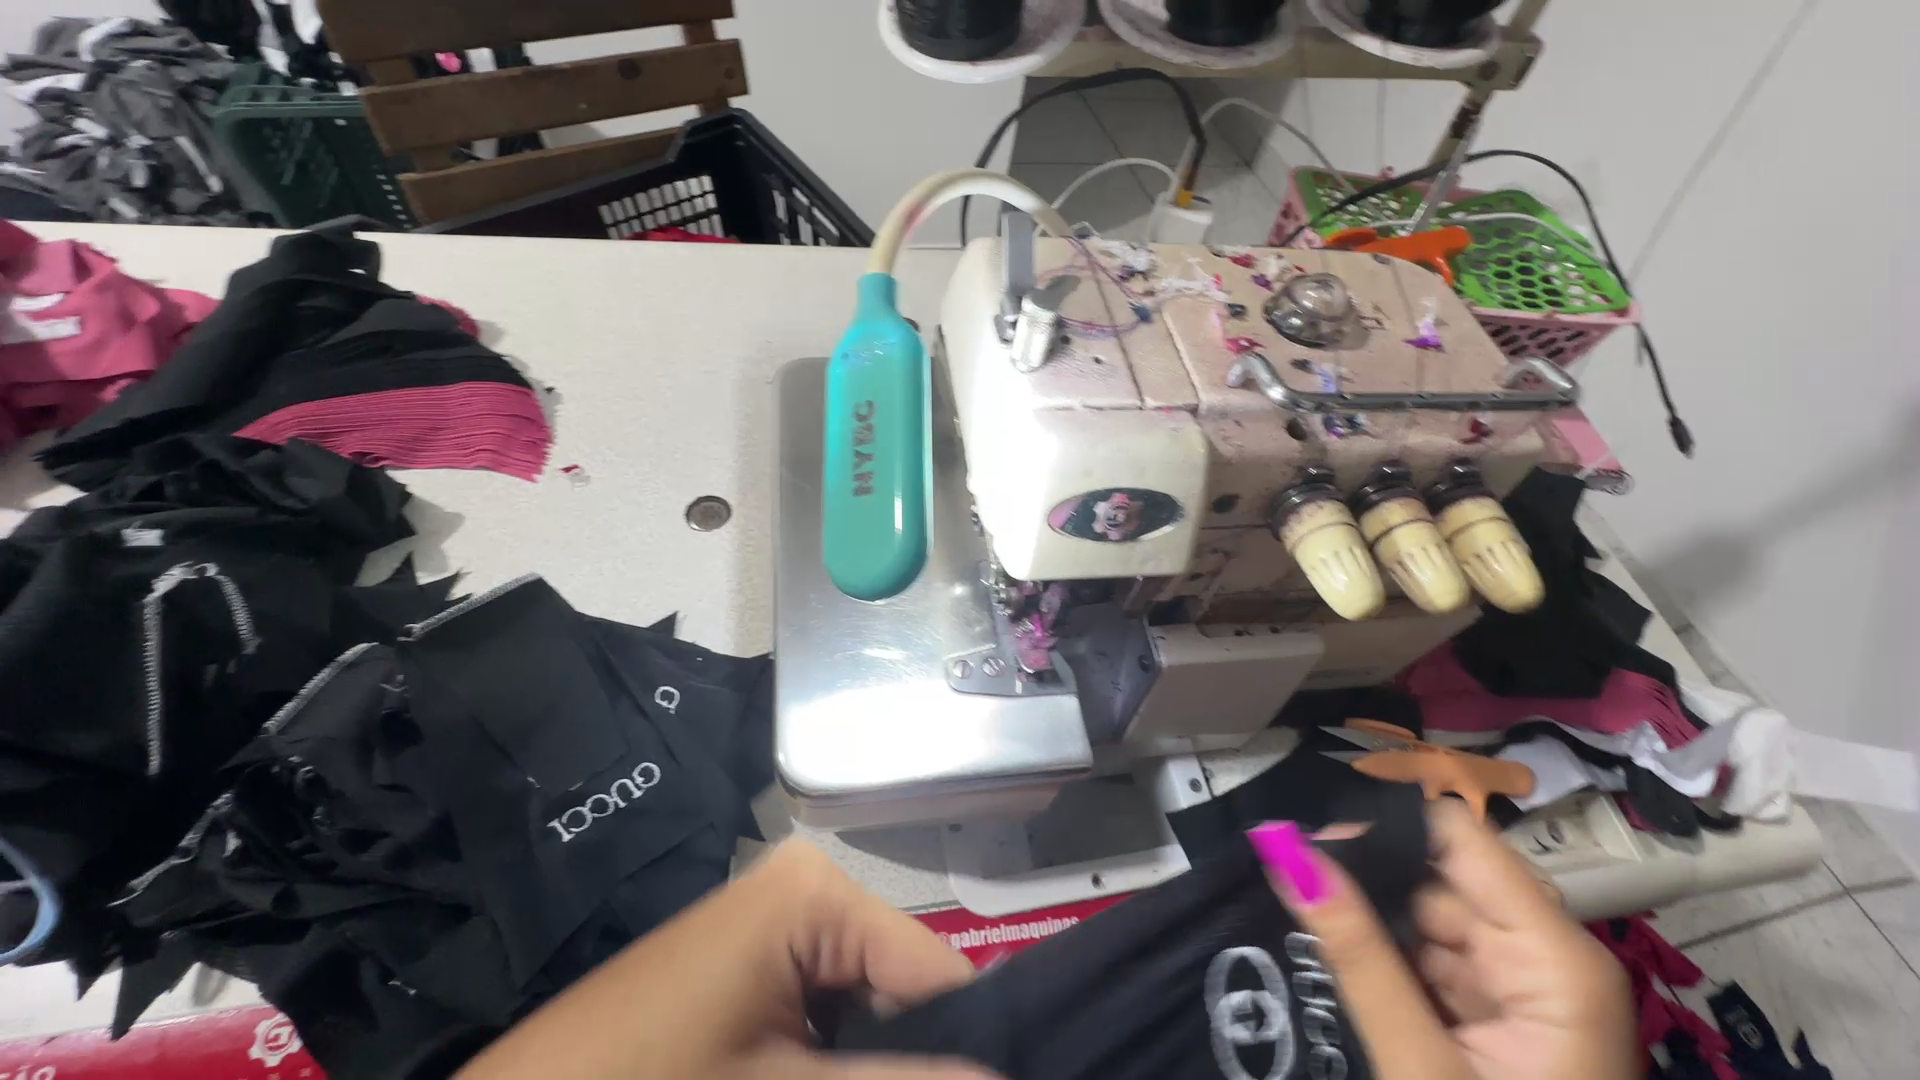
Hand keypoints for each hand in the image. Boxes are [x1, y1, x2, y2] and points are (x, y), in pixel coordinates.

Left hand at [458, 839, 997, 1079]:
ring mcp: (773, 916)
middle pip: (901, 986)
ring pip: (865, 1002)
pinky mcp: (750, 951)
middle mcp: (804, 882)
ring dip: (873, 1063)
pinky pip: (822, 1003)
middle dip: (912, 1061)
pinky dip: (832, 1056)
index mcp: (816, 891)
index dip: (970, 1048)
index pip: (936, 970)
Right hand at [1263, 801, 1637, 1079]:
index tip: (1305, 843)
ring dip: (1370, 927)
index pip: (1459, 838)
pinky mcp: (1499, 1012)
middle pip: (1437, 878)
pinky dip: (1387, 961)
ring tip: (1316, 943)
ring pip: (1425, 918)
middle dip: (1366, 886)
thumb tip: (1285, 849)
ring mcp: (1523, 984)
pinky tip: (1350, 974)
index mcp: (1554, 956)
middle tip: (1294, 898)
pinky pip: (1430, 958)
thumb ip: (1354, 952)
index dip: (1381, 828)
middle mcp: (1546, 955)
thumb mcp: (1419, 1065)